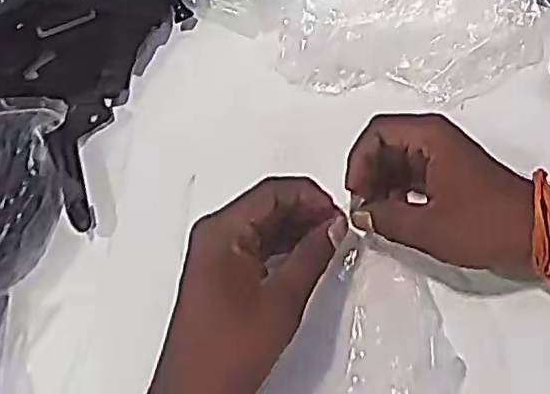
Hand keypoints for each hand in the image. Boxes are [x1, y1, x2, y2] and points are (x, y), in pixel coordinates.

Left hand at [148, 177, 345, 393]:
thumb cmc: (221, 357)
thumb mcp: (280, 300)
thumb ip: (311, 255)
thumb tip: (331, 228)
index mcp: (221, 230)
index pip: (272, 192)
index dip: (309, 196)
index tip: (334, 211)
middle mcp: (214, 235)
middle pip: (268, 205)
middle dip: (305, 211)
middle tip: (335, 226)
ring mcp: (215, 254)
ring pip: (264, 224)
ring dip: (296, 230)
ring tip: (326, 242)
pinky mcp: (219, 273)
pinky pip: (256, 244)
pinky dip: (283, 247)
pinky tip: (305, 260)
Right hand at [345, 113, 534, 278]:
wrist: (535, 233)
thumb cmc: (488, 223)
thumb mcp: (430, 227)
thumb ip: (387, 219)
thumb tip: (363, 215)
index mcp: (429, 135)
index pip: (378, 132)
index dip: (360, 160)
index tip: (356, 191)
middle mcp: (434, 137)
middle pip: (385, 143)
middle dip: (369, 174)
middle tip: (363, 208)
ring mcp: (442, 154)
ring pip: (397, 160)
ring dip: (382, 185)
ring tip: (376, 218)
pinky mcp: (448, 173)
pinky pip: (412, 174)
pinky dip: (398, 192)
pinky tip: (395, 217)